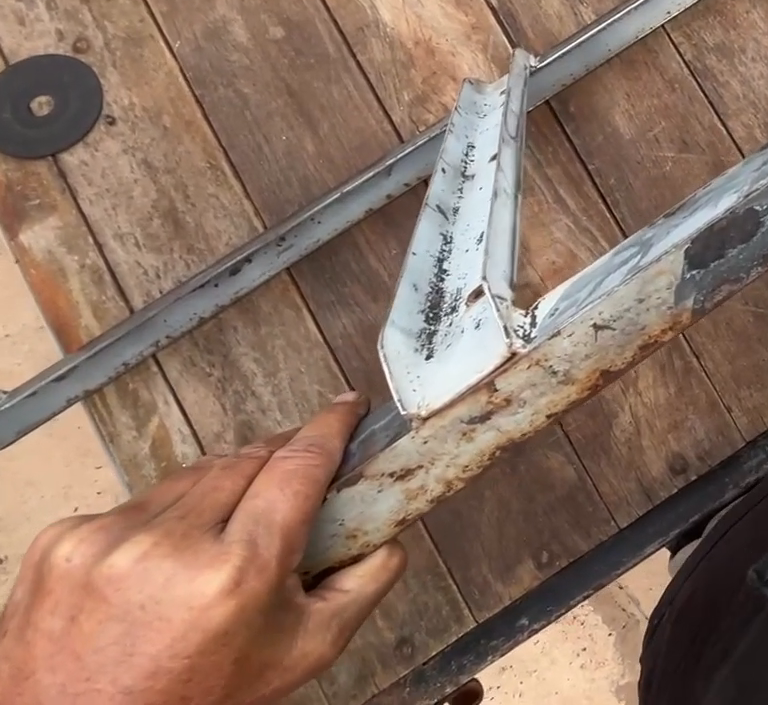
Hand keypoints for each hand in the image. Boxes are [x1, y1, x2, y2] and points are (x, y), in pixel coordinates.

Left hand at [0, 393, 406, 704]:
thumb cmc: (195, 695)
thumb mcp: (310, 646)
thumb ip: (370, 579)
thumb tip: (392, 527)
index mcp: (238, 568)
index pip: (301, 462)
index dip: (333, 424)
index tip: (350, 406)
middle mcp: (168, 546)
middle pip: (252, 456)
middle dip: (284, 457)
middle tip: (300, 480)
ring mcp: (105, 541)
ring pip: (199, 471)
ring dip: (228, 482)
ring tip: (229, 526)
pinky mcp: (60, 543)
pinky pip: (142, 497)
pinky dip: (169, 510)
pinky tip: (170, 549)